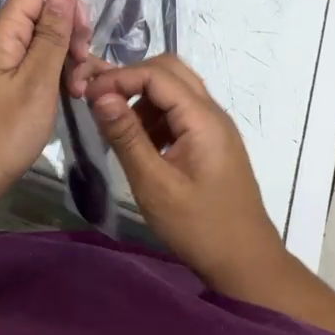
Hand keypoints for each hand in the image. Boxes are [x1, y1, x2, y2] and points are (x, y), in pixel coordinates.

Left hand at [0, 0, 83, 212]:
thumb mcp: (37, 82)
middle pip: (42, 14)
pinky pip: (35, 64)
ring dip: (67, 58)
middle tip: (84, 68)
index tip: (85, 36)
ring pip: (43, 42)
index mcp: (2, 32)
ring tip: (80, 89)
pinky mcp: (5, 83)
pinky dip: (55, 75)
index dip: (68, 3)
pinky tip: (70, 96)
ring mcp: (1, 63)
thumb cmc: (4, 132)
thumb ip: (52, 36)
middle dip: (70, 33)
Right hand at [84, 56, 291, 300]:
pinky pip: (180, 111)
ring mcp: (214, 127)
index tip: (87, 96)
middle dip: (131, 78)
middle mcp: (212, 113)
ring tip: (118, 128)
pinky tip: (140, 145)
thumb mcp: (154, 184)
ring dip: (142, 97)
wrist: (246, 264)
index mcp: (202, 119)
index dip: (118, 78)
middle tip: (101, 102)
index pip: (156, 74)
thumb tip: (99, 95)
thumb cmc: (199, 227)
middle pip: (169, 70)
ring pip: (174, 88)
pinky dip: (155, 115)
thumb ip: (126, 136)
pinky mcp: (211, 142)